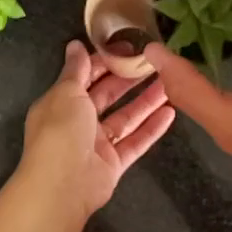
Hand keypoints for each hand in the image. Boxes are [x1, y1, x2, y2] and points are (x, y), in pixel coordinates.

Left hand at [18, 40, 176, 217]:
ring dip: (146, 101)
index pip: (85, 76)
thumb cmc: (60, 131)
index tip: (129, 47)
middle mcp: (78, 122)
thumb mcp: (66, 93)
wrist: (62, 185)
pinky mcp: (113, 163)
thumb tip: (74, 45)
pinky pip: (135, 142)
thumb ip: (75, 70)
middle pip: (107, 96)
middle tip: (156, 62)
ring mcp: (97, 144)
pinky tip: (171, 112)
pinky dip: (152, 128)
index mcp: (61, 102)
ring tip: (170, 83)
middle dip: (129, 79)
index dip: (106, 62)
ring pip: (125, 118)